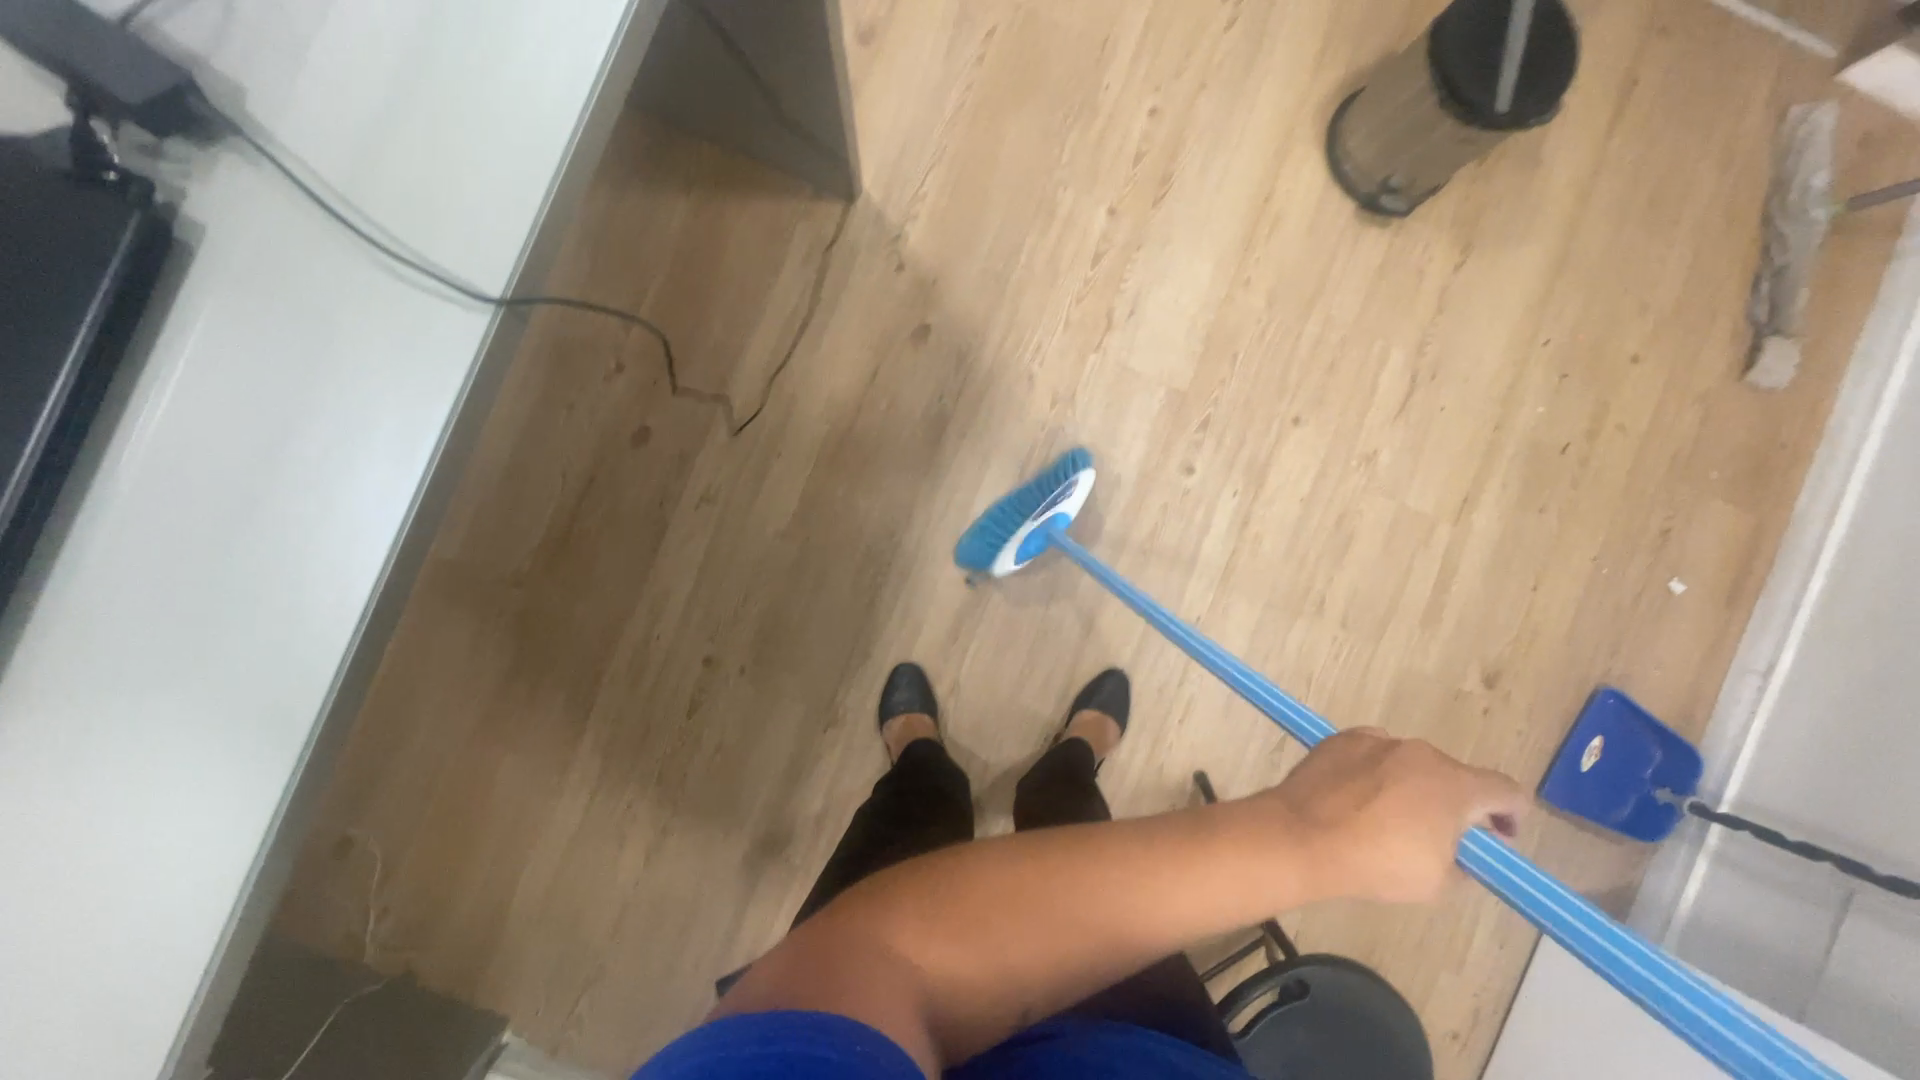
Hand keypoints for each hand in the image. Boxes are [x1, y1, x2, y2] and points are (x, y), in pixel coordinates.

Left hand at [1254, 729, 1529, 904]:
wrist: (1301, 837)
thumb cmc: (1376, 863)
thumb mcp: (1438, 882)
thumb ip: (1462, 862)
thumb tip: (1456, 852)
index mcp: (1454, 784)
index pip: (1506, 790)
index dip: (1511, 814)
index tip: (1499, 836)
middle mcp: (1419, 753)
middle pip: (1453, 776)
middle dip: (1453, 804)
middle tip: (1435, 836)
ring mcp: (1376, 741)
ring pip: (1409, 764)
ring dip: (1411, 787)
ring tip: (1385, 819)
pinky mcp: (1341, 740)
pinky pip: (1372, 755)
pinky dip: (1374, 773)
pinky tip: (1356, 800)